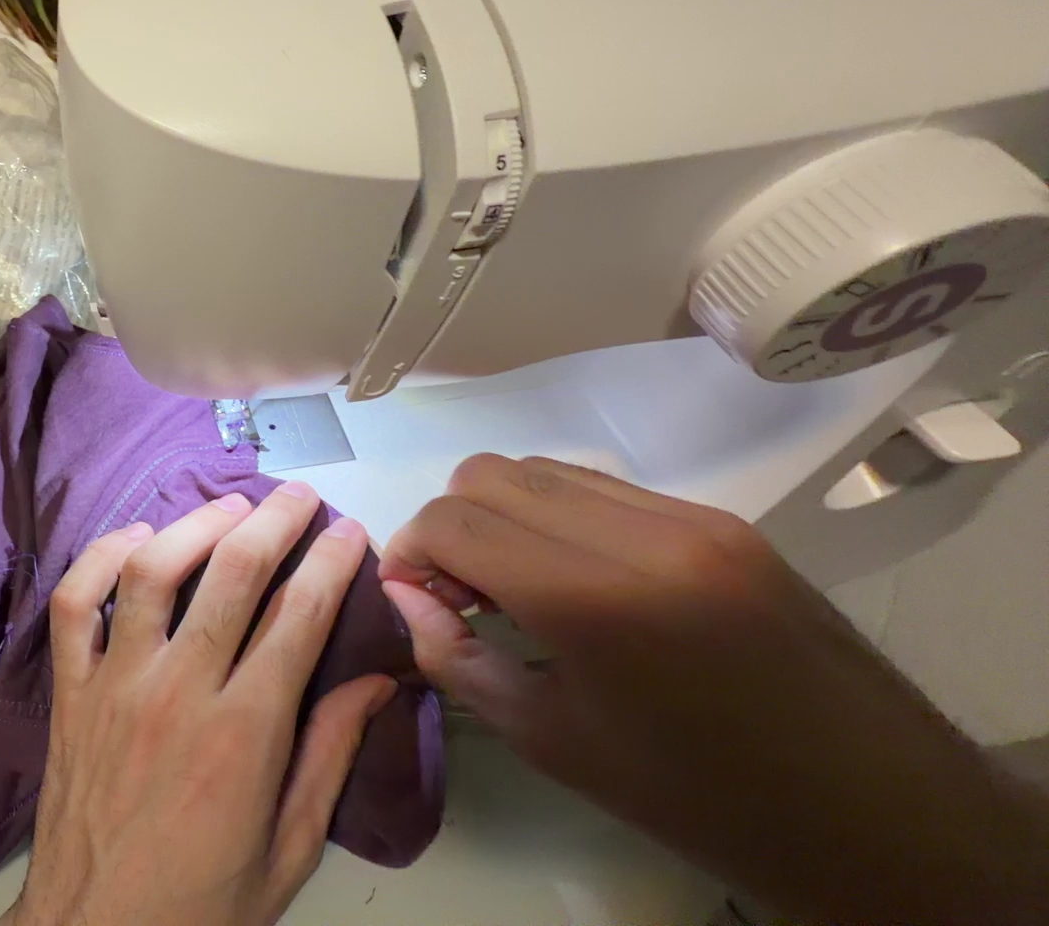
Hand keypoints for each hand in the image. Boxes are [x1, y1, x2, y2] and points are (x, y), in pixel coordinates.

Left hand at [5, 484, 397, 925]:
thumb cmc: (203, 902)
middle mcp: (178, 690)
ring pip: (152, 572)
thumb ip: (329, 754)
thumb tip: (373, 678)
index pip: (299, 619)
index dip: (331, 563)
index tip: (349, 531)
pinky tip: (133, 539)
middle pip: (233, 576)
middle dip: (274, 522)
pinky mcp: (70, 688)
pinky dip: (99, 558)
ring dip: (194, 526)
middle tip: (299, 495)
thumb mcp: (289, 847)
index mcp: (244, 733)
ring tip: (228, 507)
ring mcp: (115, 682)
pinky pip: (74, 604)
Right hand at [380, 454, 1048, 925]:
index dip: (409, 550)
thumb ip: (455, 656)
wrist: (885, 818)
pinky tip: (574, 576)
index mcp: (597, 602)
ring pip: (539, 468)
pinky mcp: (723, 520)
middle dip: (449, 524)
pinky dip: (555, 516)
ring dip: (500, 513)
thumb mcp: (551, 741)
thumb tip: (402, 595)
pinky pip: (600, 486)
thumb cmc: (698, 799)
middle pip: (486, 474)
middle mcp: (643, 535)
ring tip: (514, 581)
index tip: (412, 594)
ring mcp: (692, 518)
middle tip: (459, 590)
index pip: (453, 521)